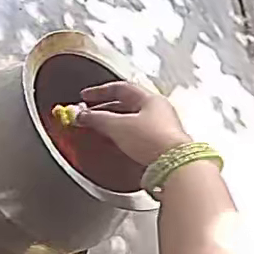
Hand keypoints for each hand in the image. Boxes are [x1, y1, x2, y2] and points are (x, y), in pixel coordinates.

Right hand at [72, 81, 189, 164]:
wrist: (173, 165)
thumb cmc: (152, 140)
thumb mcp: (117, 126)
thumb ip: (96, 118)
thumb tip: (81, 115)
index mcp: (150, 99)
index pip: (120, 88)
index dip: (99, 91)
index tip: (85, 96)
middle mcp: (157, 110)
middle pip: (125, 104)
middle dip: (103, 108)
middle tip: (87, 114)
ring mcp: (160, 127)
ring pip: (130, 119)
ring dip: (111, 121)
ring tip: (96, 127)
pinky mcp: (158, 143)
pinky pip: (135, 133)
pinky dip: (120, 133)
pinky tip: (112, 139)